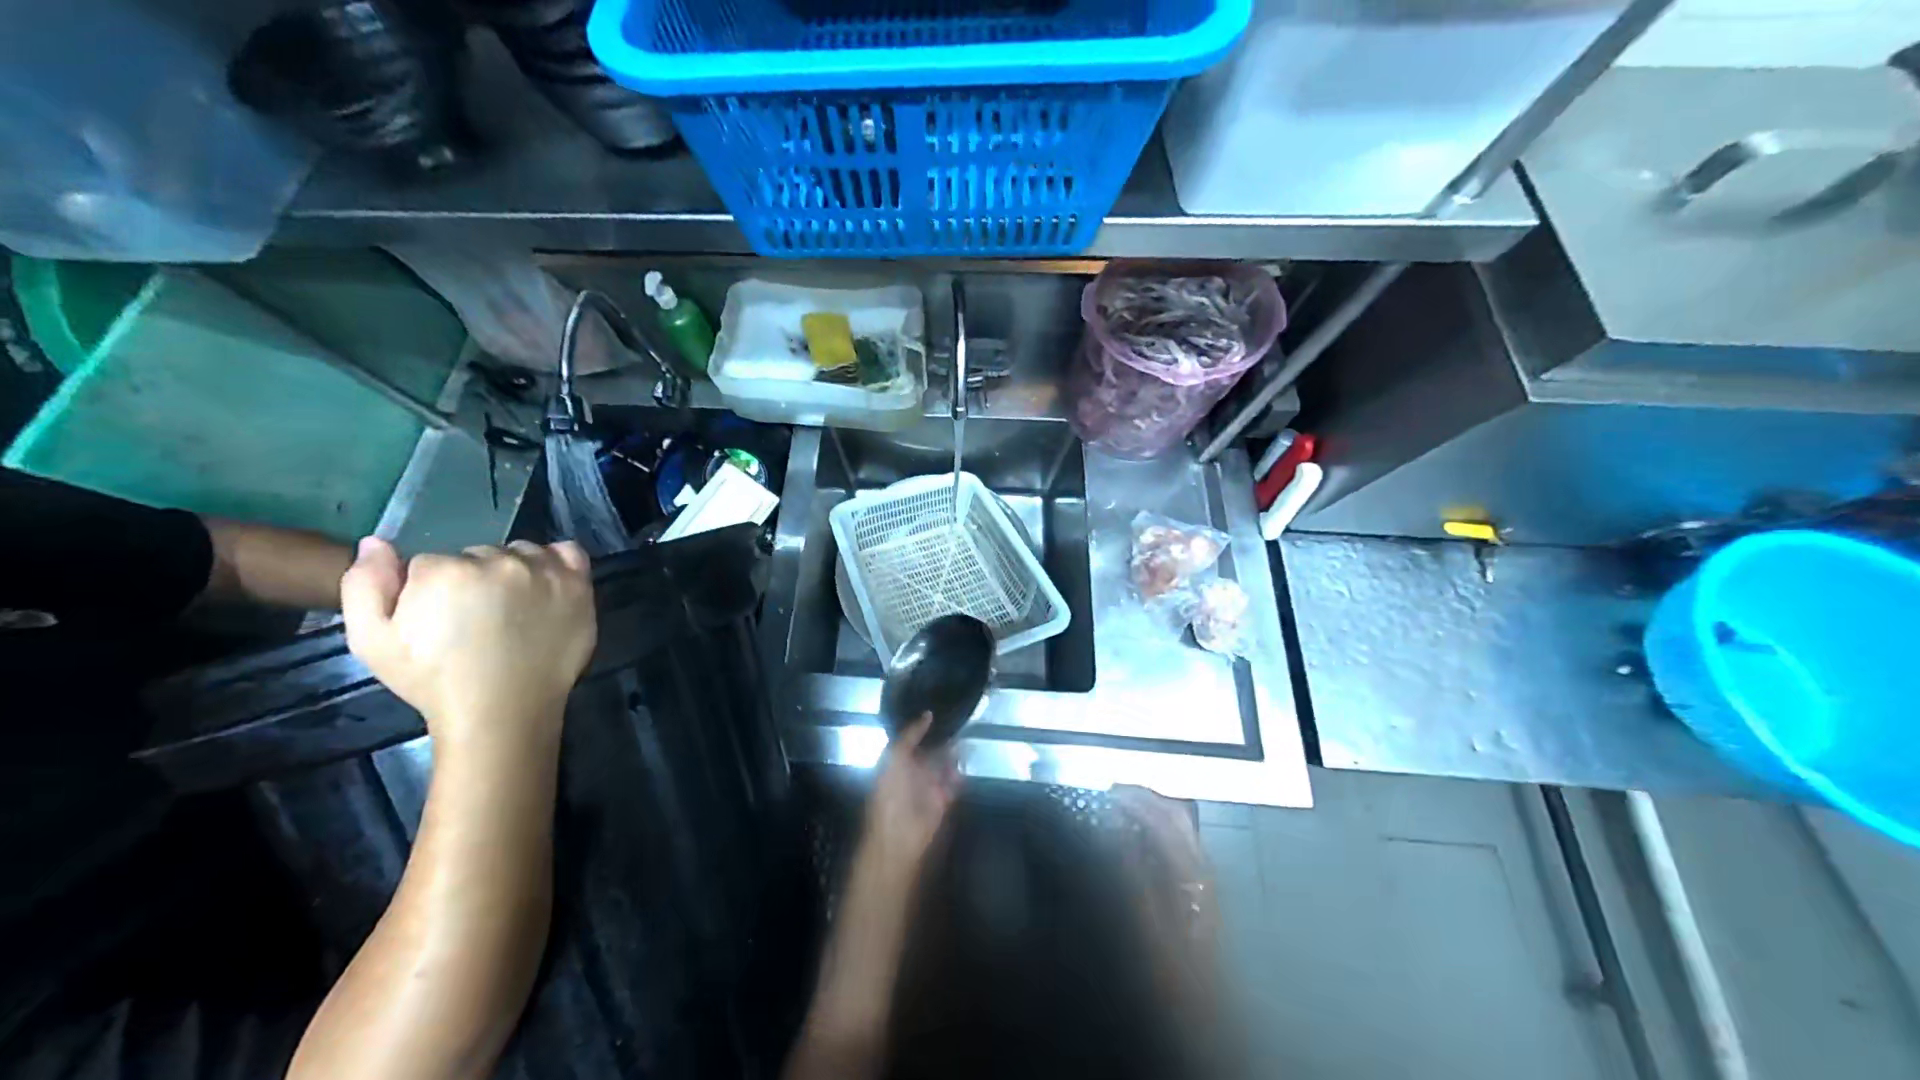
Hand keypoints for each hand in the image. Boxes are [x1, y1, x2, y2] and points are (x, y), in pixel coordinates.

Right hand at [340, 537, 596, 756]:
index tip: (439, 618)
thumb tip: (376, 542)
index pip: (432, 562)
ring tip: (511, 609)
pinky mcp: (578, 584)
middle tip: (478, 618)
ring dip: (514, 571)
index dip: (431, 590)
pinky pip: (568, 552)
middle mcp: (500, 562)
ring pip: (522, 553)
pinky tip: (546, 585)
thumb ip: (365, 585)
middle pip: (480, 555)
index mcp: (446, 570)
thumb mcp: (372, 641)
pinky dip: (556, 563)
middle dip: (474, 579)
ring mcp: (545, 572)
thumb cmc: (434, 681)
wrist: (502, 710)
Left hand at [856, 716, 959, 884]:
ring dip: (953, 757)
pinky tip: (966, 764)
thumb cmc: (891, 792)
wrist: (899, 833)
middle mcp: (912, 774)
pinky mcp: (941, 802)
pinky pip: (953, 785)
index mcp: (896, 762)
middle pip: (930, 753)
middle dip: (943, 742)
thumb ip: (910, 735)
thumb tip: (928, 714)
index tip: (938, 711)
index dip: (923, 728)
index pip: (912, 741)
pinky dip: (959, 776)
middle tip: (960, 724)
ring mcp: (927, 788)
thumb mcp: (895, 756)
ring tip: (967, 741)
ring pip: (943, 767)